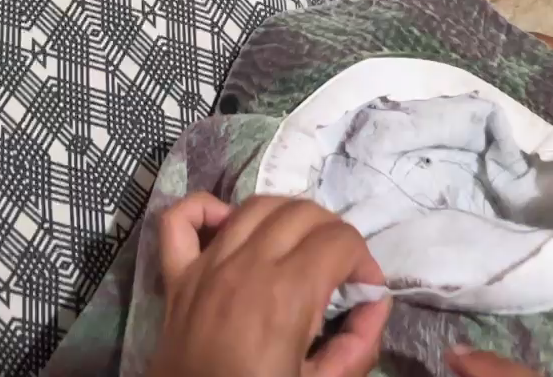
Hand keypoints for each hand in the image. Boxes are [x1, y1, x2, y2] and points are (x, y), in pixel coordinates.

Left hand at [149, 194, 391, 376]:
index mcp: (285, 296)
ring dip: (286, 214)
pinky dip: (205, 210)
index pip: (339, 240)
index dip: (363, 260)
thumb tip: (375, 303)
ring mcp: (206, 266)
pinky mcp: (177, 276)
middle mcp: (246, 267)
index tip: (366, 289)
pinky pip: (181, 219)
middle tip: (340, 268)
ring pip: (254, 205)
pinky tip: (228, 224)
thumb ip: (357, 347)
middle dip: (333, 232)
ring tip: (300, 244)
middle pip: (302, 212)